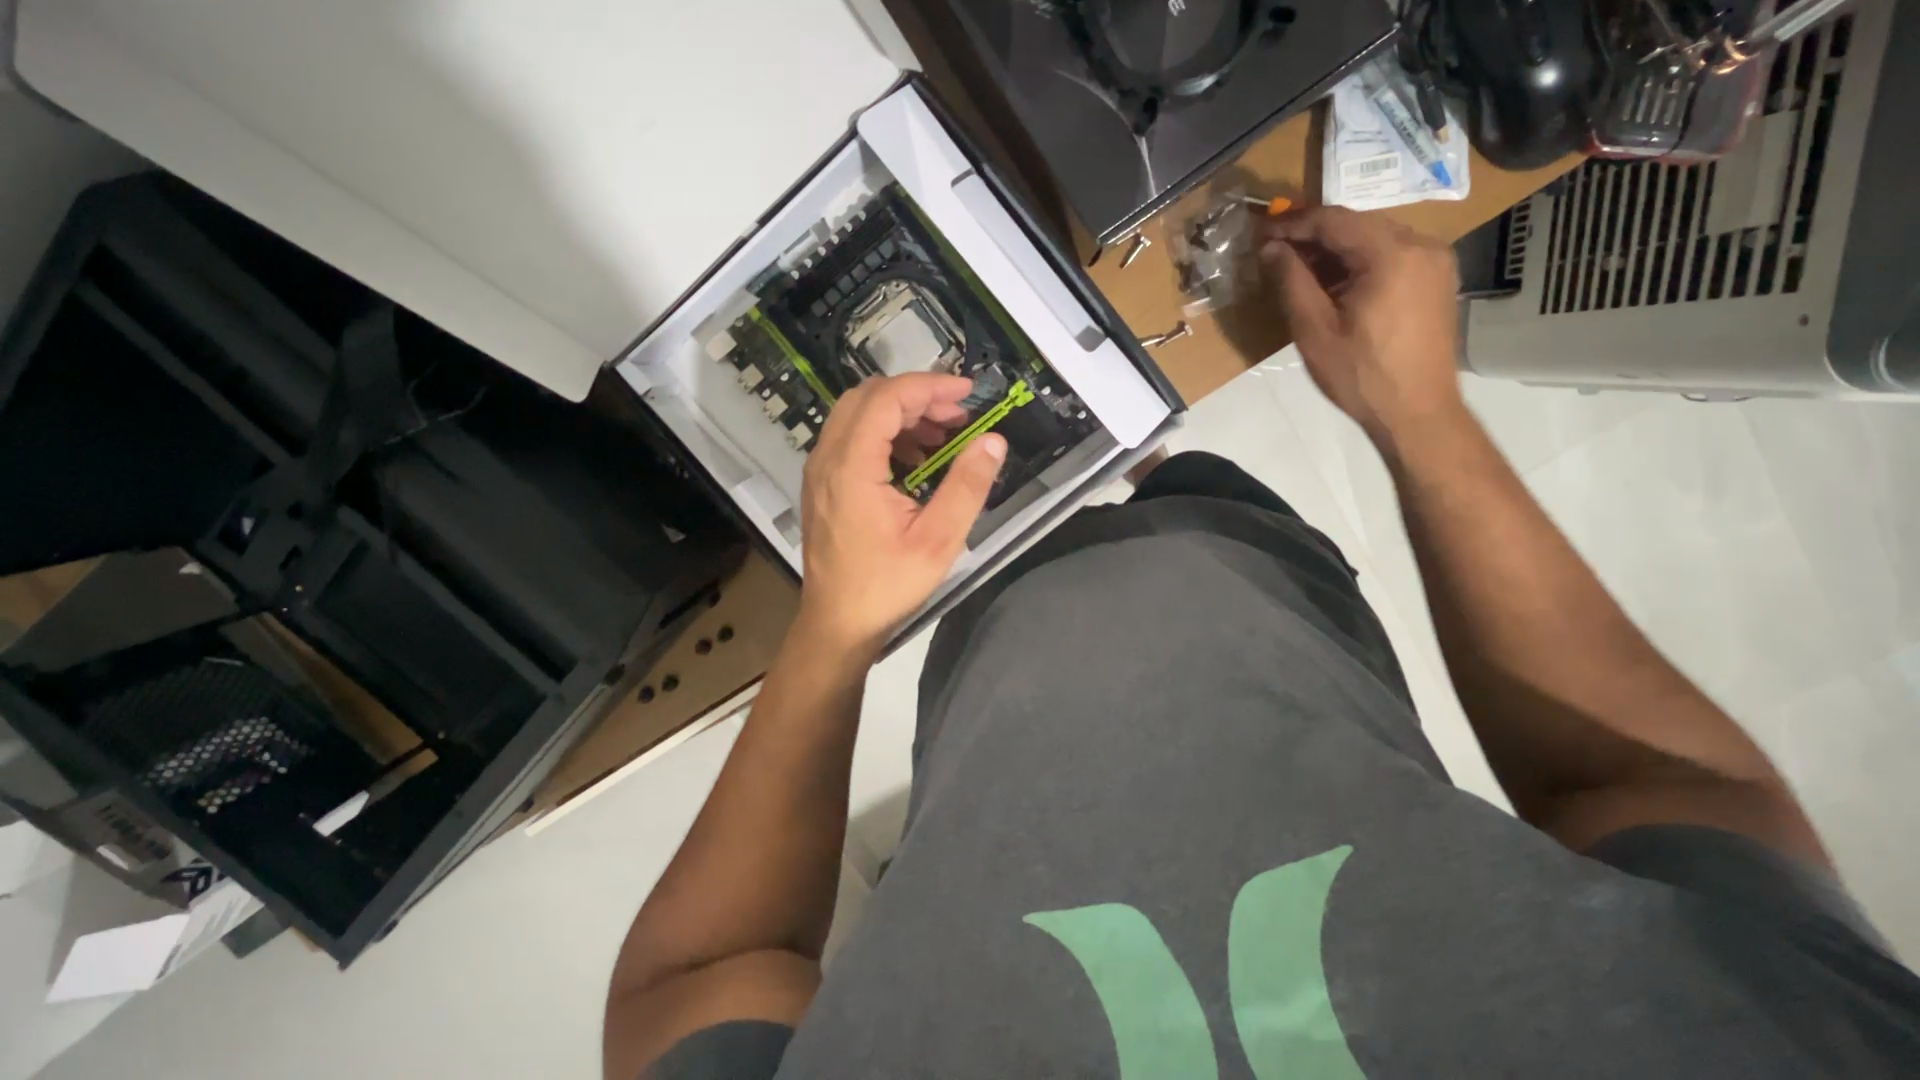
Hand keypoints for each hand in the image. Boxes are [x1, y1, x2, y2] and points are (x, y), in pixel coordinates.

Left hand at [797, 373, 1005, 655]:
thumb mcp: (939, 539)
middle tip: (958, 415)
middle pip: (868, 397)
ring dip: (900, 414)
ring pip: (856, 416)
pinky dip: (884, 434)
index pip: (887, 398)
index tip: (967, 393)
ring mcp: (819, 471)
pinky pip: (850, 439)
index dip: (929, 386)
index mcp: (851, 466)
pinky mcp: (821, 485)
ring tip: (944, 436)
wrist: (838, 623)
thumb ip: (967, 485)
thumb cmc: (887, 585)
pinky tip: (916, 460)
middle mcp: (827, 459)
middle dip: (916, 396)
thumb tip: (993, 440)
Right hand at [1260, 206, 1464, 441]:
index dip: (1293, 223)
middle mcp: (1422, 246)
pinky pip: (1393, 255)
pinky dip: (1361, 262)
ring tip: (1301, 271)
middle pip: (1358, 224)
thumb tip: (1271, 248)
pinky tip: (1336, 285)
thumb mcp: (1315, 330)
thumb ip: (1292, 281)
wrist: (1419, 413)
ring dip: (1336, 250)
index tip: (1261, 233)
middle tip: (1276, 252)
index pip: (1334, 220)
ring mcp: (1435, 262)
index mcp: (1392, 254)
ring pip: (1375, 238)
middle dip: (1314, 236)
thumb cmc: (1362, 376)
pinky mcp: (1438, 280)